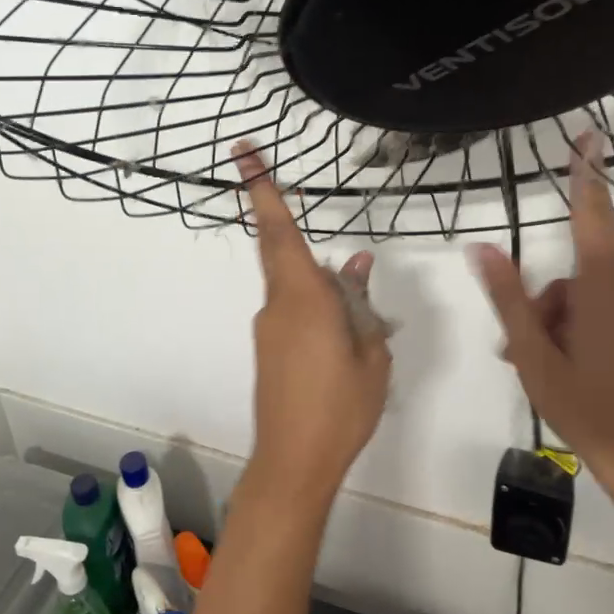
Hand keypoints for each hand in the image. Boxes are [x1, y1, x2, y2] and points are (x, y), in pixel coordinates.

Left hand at [233, 140, 392, 500]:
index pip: (280, 231)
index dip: (262, 189)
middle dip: (286, 225)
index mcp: (303, 297)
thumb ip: (360, 304)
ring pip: (295, 286)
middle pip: (283, 253)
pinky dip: (318, 311)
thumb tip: (355, 264)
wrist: (293, 460)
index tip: (243, 152)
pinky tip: (344, 340)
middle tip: (307, 226)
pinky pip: (294, 311)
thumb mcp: (371, 354)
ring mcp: (269, 327)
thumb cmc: (341, 406)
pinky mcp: (269, 348)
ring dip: (323, 290)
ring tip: (361, 330)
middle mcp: (278, 304)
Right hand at [470, 131, 613, 479]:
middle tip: (521, 342)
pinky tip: (560, 363)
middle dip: (544, 296)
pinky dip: (575, 325)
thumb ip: (508, 296)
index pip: (592, 216)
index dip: (585, 174)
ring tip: (537, 361)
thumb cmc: (585, 406)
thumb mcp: (532, 352)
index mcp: (606, 289)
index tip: (589, 135)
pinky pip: (604, 307)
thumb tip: (480, 246)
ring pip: (586, 289)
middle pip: (577, 264)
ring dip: (556, 316)